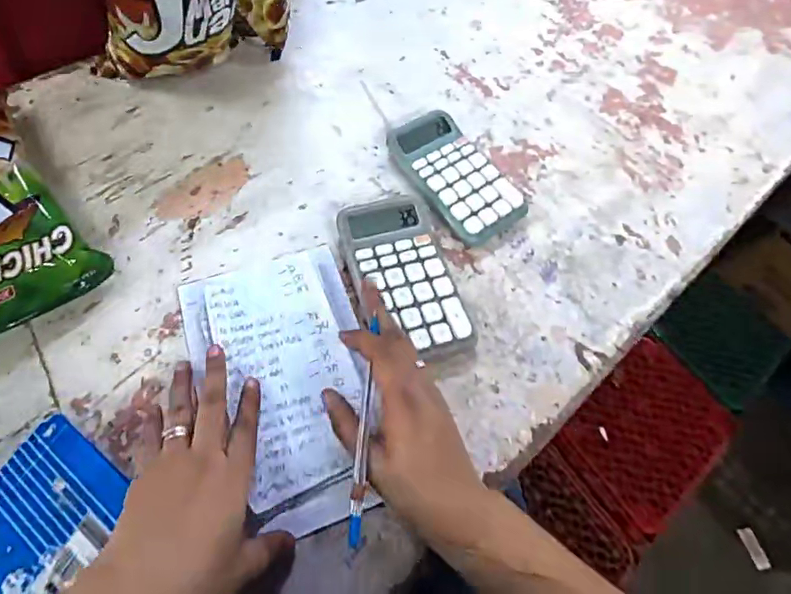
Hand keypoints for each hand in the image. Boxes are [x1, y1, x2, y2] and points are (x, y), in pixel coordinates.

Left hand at [76, 346, 293, 593]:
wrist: (140, 581)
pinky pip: (150, 438)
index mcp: (232, 479)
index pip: (245, 433)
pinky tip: (149, 405)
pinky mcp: (145, 471)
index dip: (250, 405)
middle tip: (215, 348)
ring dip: (183, 387)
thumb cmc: (197, 573)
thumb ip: (266, 549)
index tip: (251, 379)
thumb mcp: (240, 567)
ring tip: (182, 363)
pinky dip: (150, 420)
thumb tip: (293, 539)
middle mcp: (204, 460)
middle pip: (213, 410)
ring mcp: (172, 461)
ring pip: (181, 414)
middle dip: (216, 376)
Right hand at [322, 283, 496, 542]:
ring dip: (390, 327)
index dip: (360, 338)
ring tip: (373, 309)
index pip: (380, 353)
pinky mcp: (437, 402)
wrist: (462, 508)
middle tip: (367, 283)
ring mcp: (431, 392)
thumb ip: (348, 426)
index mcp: (401, 398)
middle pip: (399, 338)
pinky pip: (414, 363)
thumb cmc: (414, 490)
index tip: (342, 335)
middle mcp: (419, 386)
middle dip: (381, 310)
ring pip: (409, 348)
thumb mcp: (373, 463)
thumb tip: (328, 392)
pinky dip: (397, 347)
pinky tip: (387, 354)